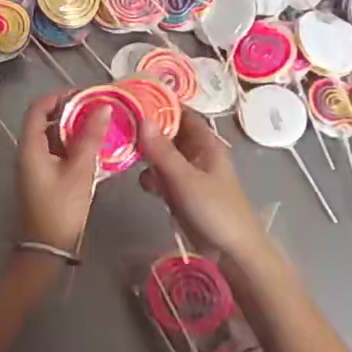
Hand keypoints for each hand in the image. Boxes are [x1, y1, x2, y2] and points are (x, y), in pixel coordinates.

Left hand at [18, 90, 109, 250]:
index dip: (60, 96)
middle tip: (99, 109)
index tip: (86, 94)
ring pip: (53, 138)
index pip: (38, 109)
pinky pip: (57, 153)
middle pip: (45, 121)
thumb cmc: (61, 209)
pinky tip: (94, 148)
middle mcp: (28, 153)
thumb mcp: (80, 171)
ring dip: (74, 130)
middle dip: (72, 112)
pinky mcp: (43, 178)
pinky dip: (73, 146)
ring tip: (102, 126)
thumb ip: (91, 137)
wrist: (47, 248)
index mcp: (30, 147)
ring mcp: (34, 166)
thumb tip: (103, 107)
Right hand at [137, 112, 276, 267]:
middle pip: (169, 134)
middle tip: (119, 127)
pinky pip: (162, 178)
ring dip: (147, 157)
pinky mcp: (181, 194)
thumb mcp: (185, 179)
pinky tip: (144, 186)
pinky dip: (152, 179)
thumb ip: (162, 151)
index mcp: (206, 144)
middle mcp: (197, 155)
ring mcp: (189, 175)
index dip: (161, 105)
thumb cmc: (215, 211)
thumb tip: (142, 118)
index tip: (132, 99)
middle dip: (147, 132)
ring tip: (125, 155)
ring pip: (163, 157)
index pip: (182, 114)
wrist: (232, 251)